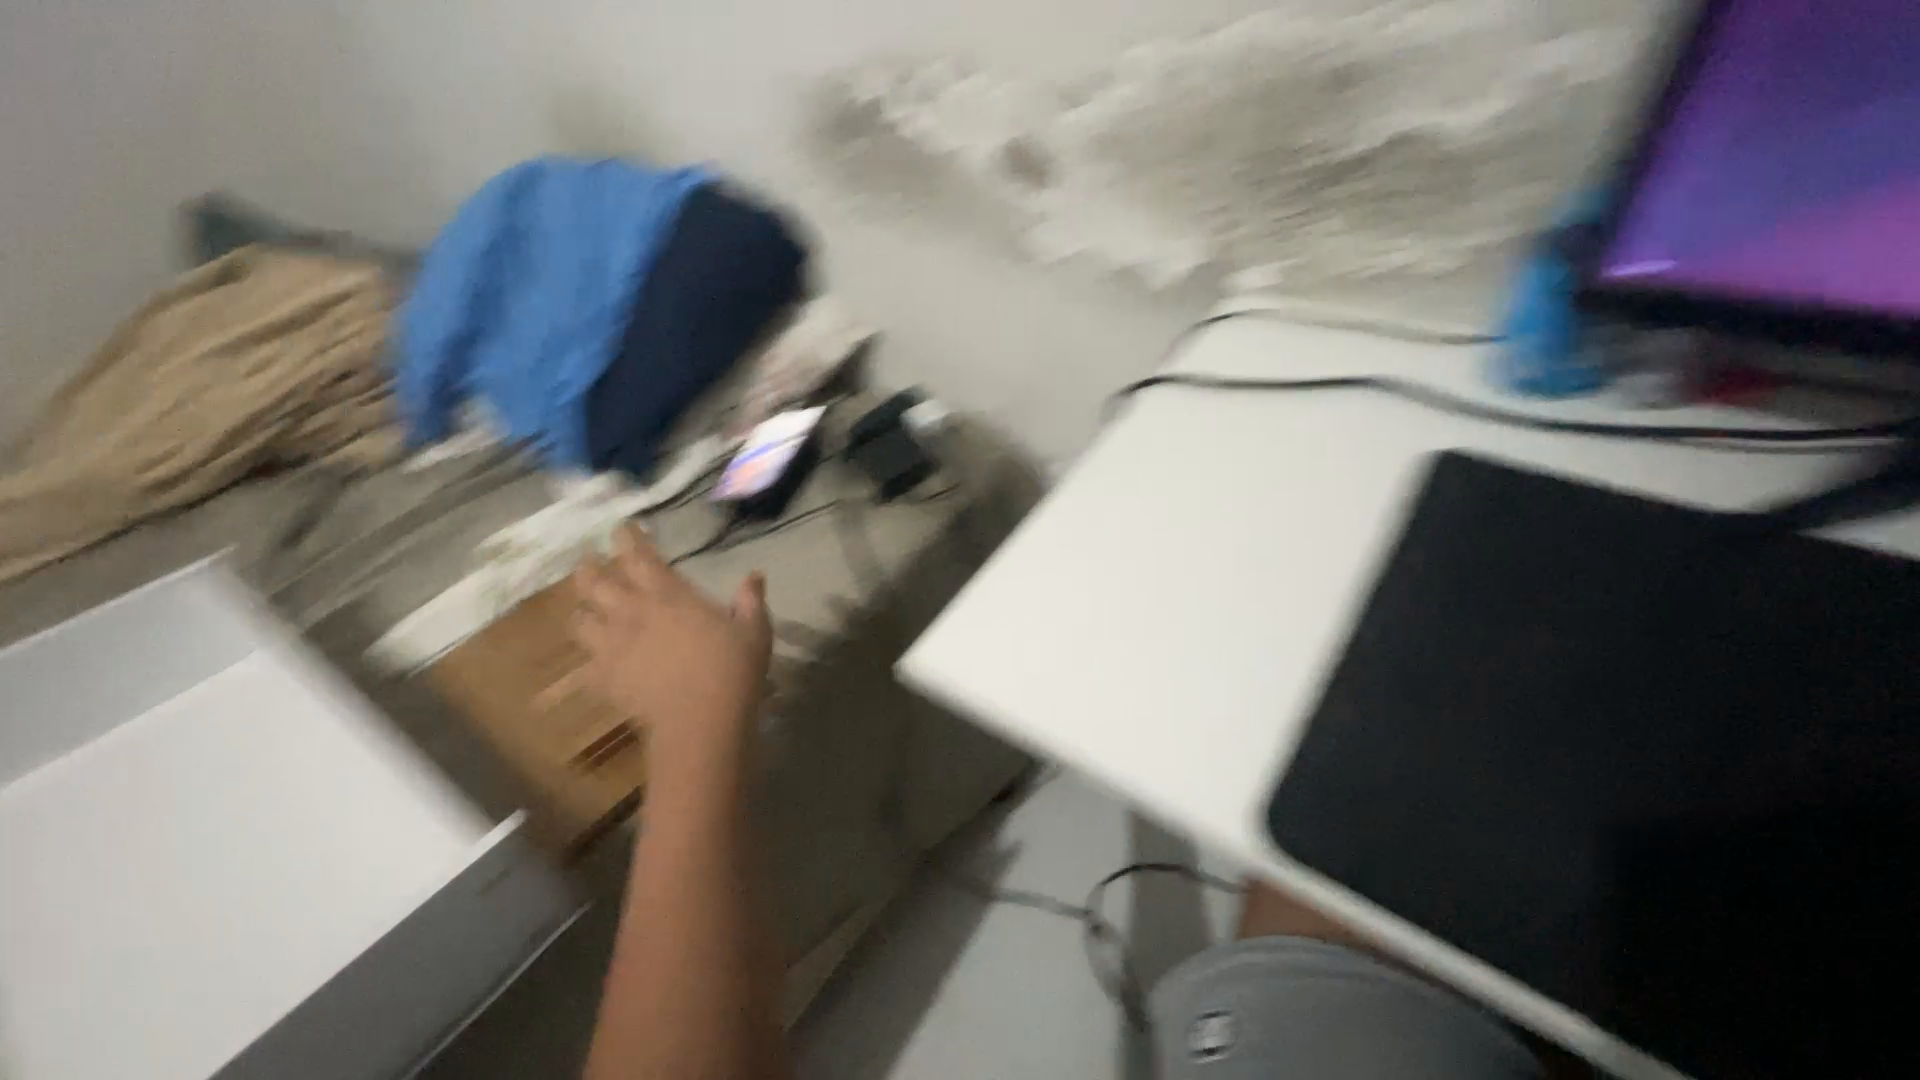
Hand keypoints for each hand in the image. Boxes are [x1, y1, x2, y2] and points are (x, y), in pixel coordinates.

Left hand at [571, 525, 773, 765]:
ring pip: (581, 620)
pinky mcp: (606, 680)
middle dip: (589, 567)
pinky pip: (587, 665)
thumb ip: (751, 600)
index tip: (622, 528)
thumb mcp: (755, 631)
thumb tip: (755, 575)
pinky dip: (591, 661)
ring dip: (583, 610)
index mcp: (668, 596)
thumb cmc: (732, 670)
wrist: (701, 722)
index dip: (627, 538)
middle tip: (589, 561)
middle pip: (595, 582)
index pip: (638, 557)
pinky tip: (597, 664)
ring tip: (586, 609)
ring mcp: (613, 648)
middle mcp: (633, 614)